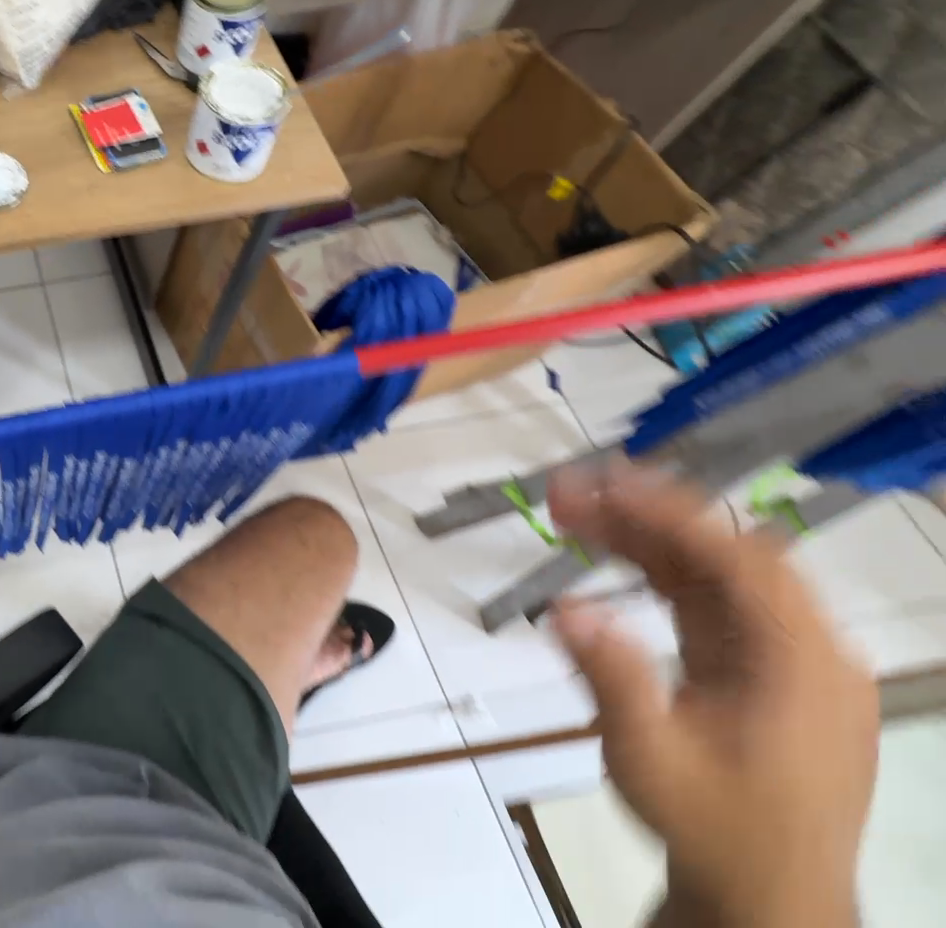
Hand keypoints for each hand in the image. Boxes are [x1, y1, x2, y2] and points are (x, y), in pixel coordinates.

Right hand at [547, 462, 877, 927]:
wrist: (763, 892)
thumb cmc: (712, 825)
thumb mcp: (652, 757)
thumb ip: (614, 678)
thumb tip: (566, 609)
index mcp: (802, 666)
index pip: (742, 563)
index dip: (671, 515)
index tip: (606, 483)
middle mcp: (803, 649)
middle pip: (727, 557)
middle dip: (647, 515)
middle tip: (570, 489)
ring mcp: (780, 658)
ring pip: (711, 574)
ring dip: (642, 538)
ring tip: (570, 510)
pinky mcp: (752, 668)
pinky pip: (704, 601)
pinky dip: (653, 572)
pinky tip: (606, 553)